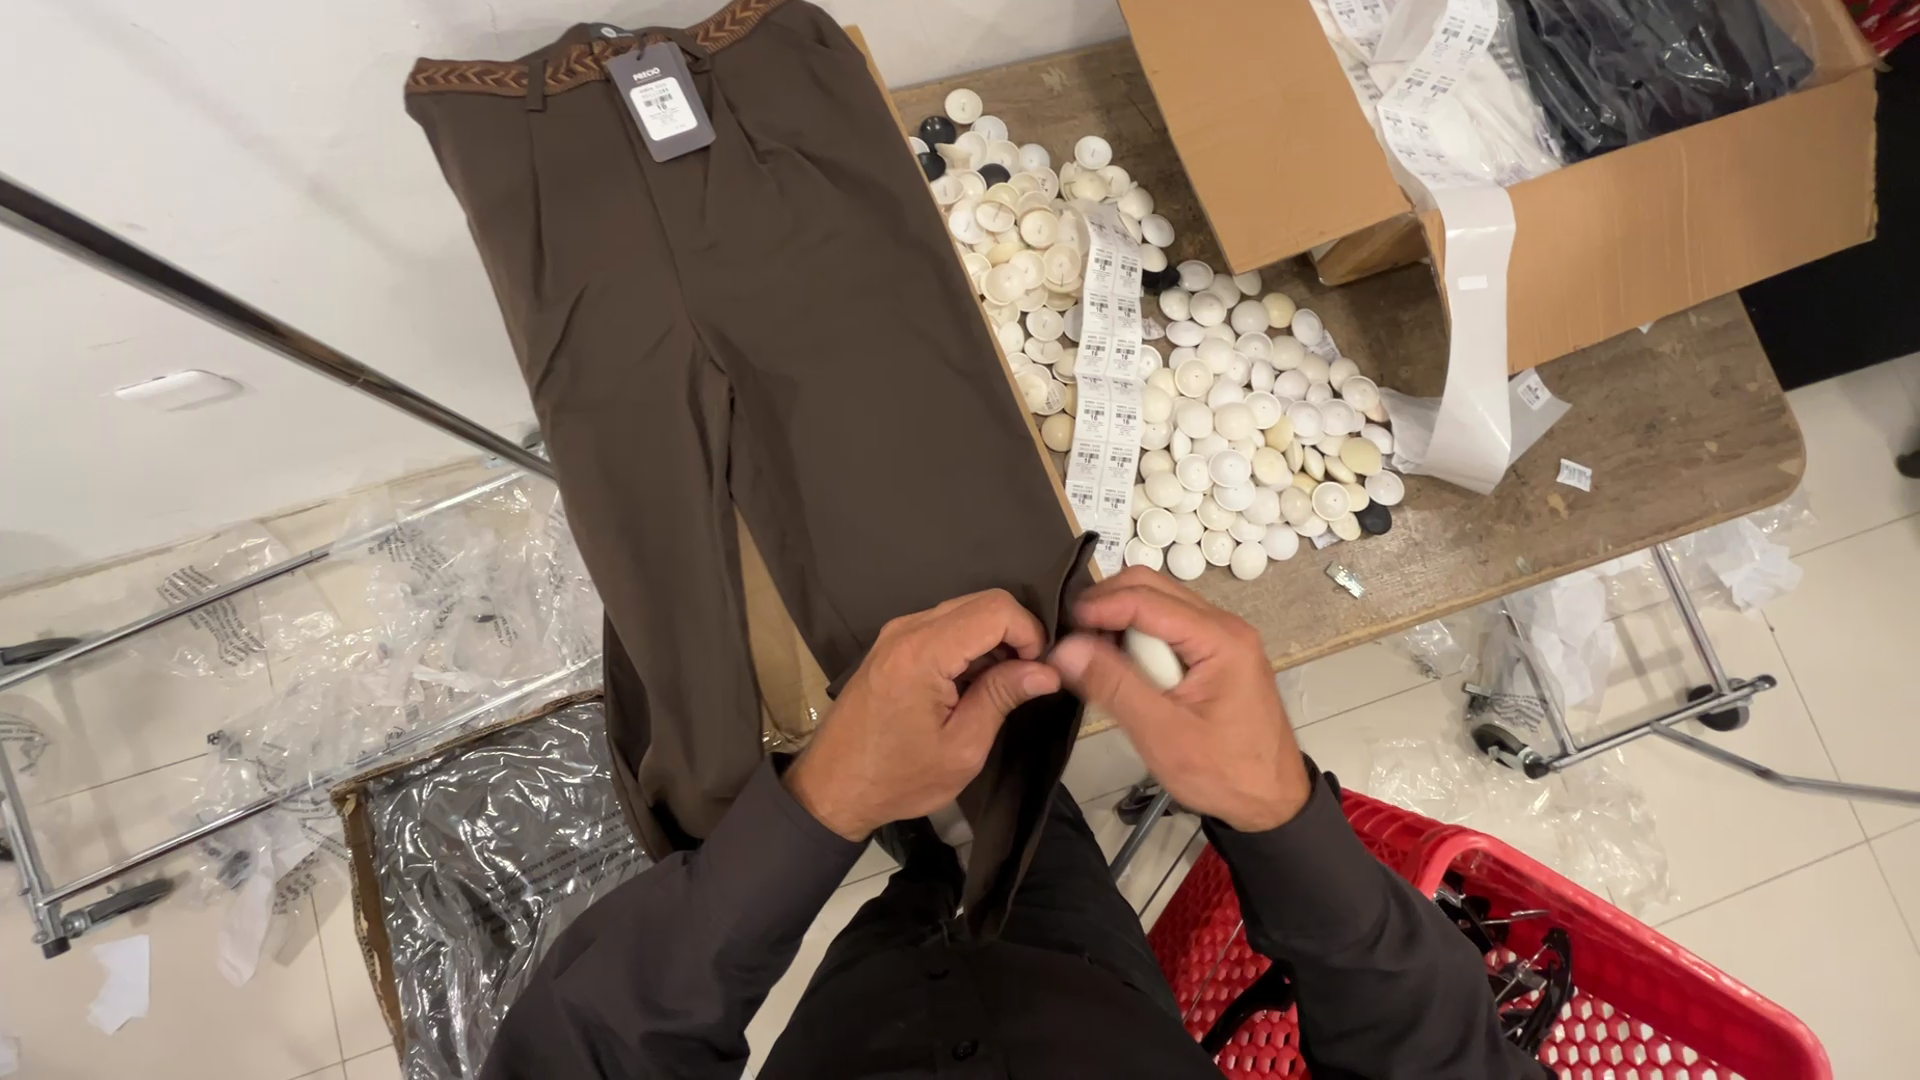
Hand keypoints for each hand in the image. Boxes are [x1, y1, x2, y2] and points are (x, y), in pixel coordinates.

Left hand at [785, 589, 1062, 840]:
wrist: (832, 789)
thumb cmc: (899, 777)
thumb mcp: (962, 747)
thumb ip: (1002, 696)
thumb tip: (1047, 671)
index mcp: (923, 652)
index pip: (995, 608)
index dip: (1029, 631)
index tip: (1037, 670)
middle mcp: (907, 629)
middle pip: (981, 601)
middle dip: (1014, 632)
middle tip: (1025, 677)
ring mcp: (896, 633)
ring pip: (963, 610)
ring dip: (992, 639)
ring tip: (1000, 685)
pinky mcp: (892, 644)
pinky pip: (942, 625)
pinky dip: (968, 644)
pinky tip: (972, 683)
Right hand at [1046, 567, 1310, 832]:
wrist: (1272, 802)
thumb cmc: (1223, 773)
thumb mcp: (1162, 733)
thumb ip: (1115, 685)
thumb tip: (1066, 647)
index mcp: (1220, 638)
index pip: (1146, 598)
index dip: (1099, 606)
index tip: (1062, 627)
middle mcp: (1223, 624)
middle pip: (1151, 586)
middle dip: (1106, 604)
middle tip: (1074, 638)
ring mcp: (1220, 635)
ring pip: (1156, 601)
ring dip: (1120, 618)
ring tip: (1092, 654)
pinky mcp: (1213, 651)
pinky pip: (1166, 623)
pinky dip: (1136, 634)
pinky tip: (1121, 664)